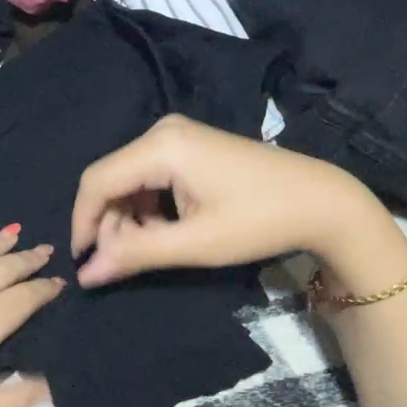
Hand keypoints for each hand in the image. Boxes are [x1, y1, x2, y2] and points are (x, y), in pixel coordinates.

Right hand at [70, 114, 392, 286]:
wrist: (323, 200)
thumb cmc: (260, 221)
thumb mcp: (196, 244)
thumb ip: (136, 255)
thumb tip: (85, 274)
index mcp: (161, 146)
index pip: (97, 182)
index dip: (82, 224)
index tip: (82, 263)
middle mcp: (161, 131)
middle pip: (111, 179)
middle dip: (109, 223)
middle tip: (120, 263)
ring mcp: (176, 135)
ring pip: (127, 179)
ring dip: (128, 218)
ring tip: (147, 251)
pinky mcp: (188, 145)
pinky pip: (147, 175)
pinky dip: (146, 206)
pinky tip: (164, 231)